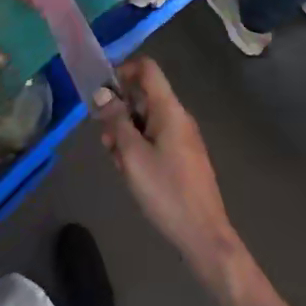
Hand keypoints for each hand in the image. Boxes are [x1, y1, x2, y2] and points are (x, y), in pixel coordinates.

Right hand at [95, 57, 237, 264]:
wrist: (203, 236)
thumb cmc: (166, 191)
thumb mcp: (132, 155)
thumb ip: (116, 120)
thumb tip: (102, 93)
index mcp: (170, 109)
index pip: (147, 69)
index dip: (123, 71)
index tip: (101, 92)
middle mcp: (178, 117)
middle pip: (143, 96)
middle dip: (119, 111)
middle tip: (105, 139)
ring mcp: (182, 137)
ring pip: (146, 120)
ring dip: (126, 133)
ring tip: (117, 161)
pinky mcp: (182, 156)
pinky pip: (155, 138)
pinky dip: (138, 147)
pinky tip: (131, 172)